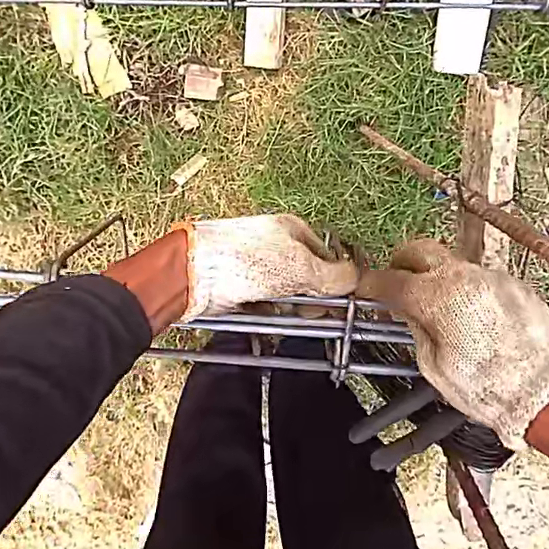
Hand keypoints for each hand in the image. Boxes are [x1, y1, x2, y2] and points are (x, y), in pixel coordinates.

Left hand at [107, 215, 356, 334]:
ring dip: (287, 311)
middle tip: (306, 312)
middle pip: (308, 279)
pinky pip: (264, 306)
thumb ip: (334, 275)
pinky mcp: (239, 287)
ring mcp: (256, 266)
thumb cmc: (246, 261)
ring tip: (279, 315)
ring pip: (286, 296)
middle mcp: (276, 245)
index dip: (335, 281)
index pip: (329, 257)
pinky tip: (261, 318)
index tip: (339, 304)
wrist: (190, 275)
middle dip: (309, 300)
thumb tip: (358, 280)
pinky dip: (266, 315)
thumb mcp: (300, 266)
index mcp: (293, 229)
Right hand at [356, 239, 548, 448]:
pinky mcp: (514, 285)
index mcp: (436, 298)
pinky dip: (470, 291)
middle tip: (398, 279)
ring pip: (454, 264)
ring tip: (438, 305)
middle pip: (421, 250)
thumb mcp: (433, 364)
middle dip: (404, 262)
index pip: (392, 280)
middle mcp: (463, 278)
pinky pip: (482, 279)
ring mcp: (491, 278)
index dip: (373, 284)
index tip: (368, 288)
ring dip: (440, 278)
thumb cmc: (488, 385)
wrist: (542, 389)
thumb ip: (416, 329)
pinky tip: (472, 316)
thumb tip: (409, 313)